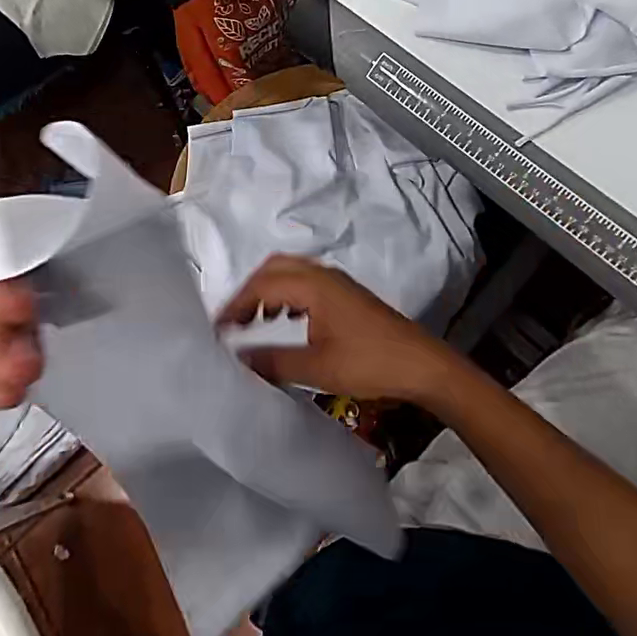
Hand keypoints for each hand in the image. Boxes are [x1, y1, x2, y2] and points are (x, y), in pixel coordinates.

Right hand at [218, 255, 464, 403]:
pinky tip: (285, 319)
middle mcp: (323, 274)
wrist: (420, 364)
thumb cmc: (369, 363)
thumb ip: (273, 361)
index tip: (216, 328)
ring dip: (268, 291)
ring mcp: (337, 282)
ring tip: (253, 320)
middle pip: (274, 268)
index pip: (262, 284)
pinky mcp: (346, 294)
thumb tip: (236, 359)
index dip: (235, 304)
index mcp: (314, 285)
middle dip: (249, 290)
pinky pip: (306, 282)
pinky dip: (287, 295)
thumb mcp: (317, 367)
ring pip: (291, 273)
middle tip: (232, 321)